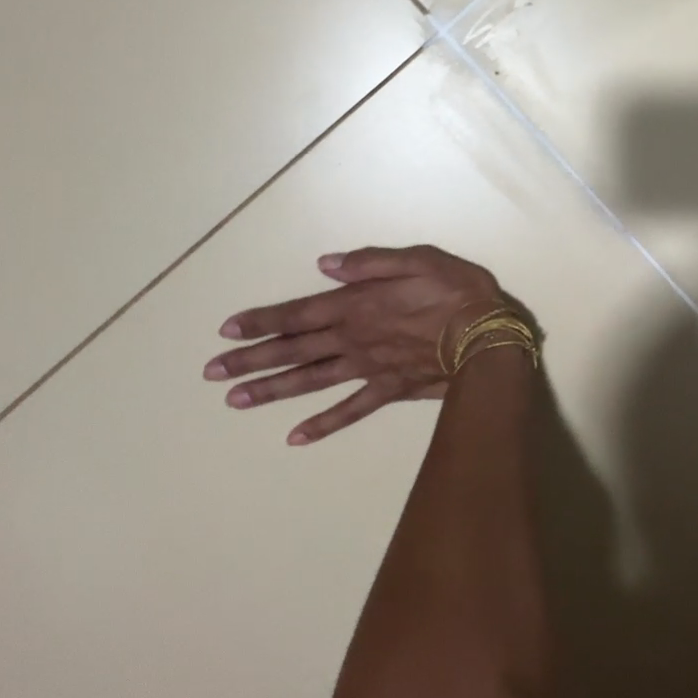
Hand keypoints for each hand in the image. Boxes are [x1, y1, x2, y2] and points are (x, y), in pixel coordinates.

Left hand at [205, 245, 518, 445]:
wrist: (487, 337)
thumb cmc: (456, 291)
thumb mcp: (418, 259)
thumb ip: (371, 262)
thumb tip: (326, 265)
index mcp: (357, 304)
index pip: (299, 313)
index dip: (262, 321)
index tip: (225, 331)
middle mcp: (354, 339)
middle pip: (295, 350)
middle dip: (252, 359)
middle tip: (210, 372)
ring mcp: (369, 368)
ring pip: (312, 380)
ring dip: (272, 390)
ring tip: (234, 400)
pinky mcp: (389, 390)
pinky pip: (351, 410)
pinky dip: (324, 424)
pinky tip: (296, 438)